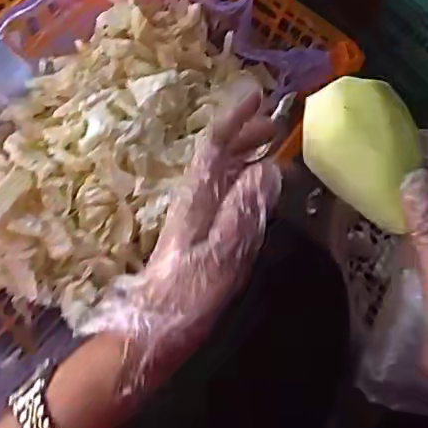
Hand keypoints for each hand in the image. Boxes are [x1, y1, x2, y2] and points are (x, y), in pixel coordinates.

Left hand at [73, 91, 280, 398]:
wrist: (151, 332)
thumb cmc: (184, 296)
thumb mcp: (220, 255)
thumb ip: (243, 211)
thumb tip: (270, 168)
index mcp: (196, 196)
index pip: (214, 144)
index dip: (235, 118)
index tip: (257, 95)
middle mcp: (195, 197)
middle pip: (219, 152)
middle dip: (245, 131)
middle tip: (276, 122)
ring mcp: (196, 213)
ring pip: (223, 169)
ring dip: (246, 151)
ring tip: (273, 144)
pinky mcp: (200, 231)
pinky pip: (226, 190)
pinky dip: (245, 177)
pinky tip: (259, 185)